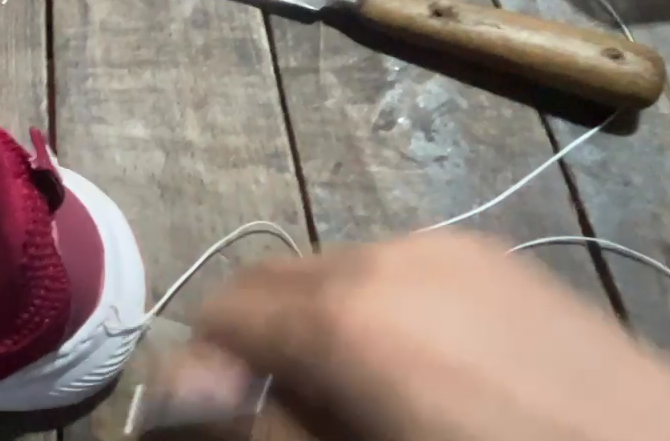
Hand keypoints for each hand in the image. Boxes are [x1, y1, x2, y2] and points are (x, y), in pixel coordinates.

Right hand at [157, 231, 669, 440]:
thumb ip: (270, 427)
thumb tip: (184, 392)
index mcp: (347, 316)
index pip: (223, 309)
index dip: (203, 360)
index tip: (208, 409)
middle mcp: (377, 257)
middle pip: (265, 280)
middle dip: (254, 339)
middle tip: (280, 407)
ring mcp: (436, 246)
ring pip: (322, 270)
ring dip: (310, 322)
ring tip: (356, 390)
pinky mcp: (485, 252)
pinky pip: (386, 270)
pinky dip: (369, 309)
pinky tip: (418, 366)